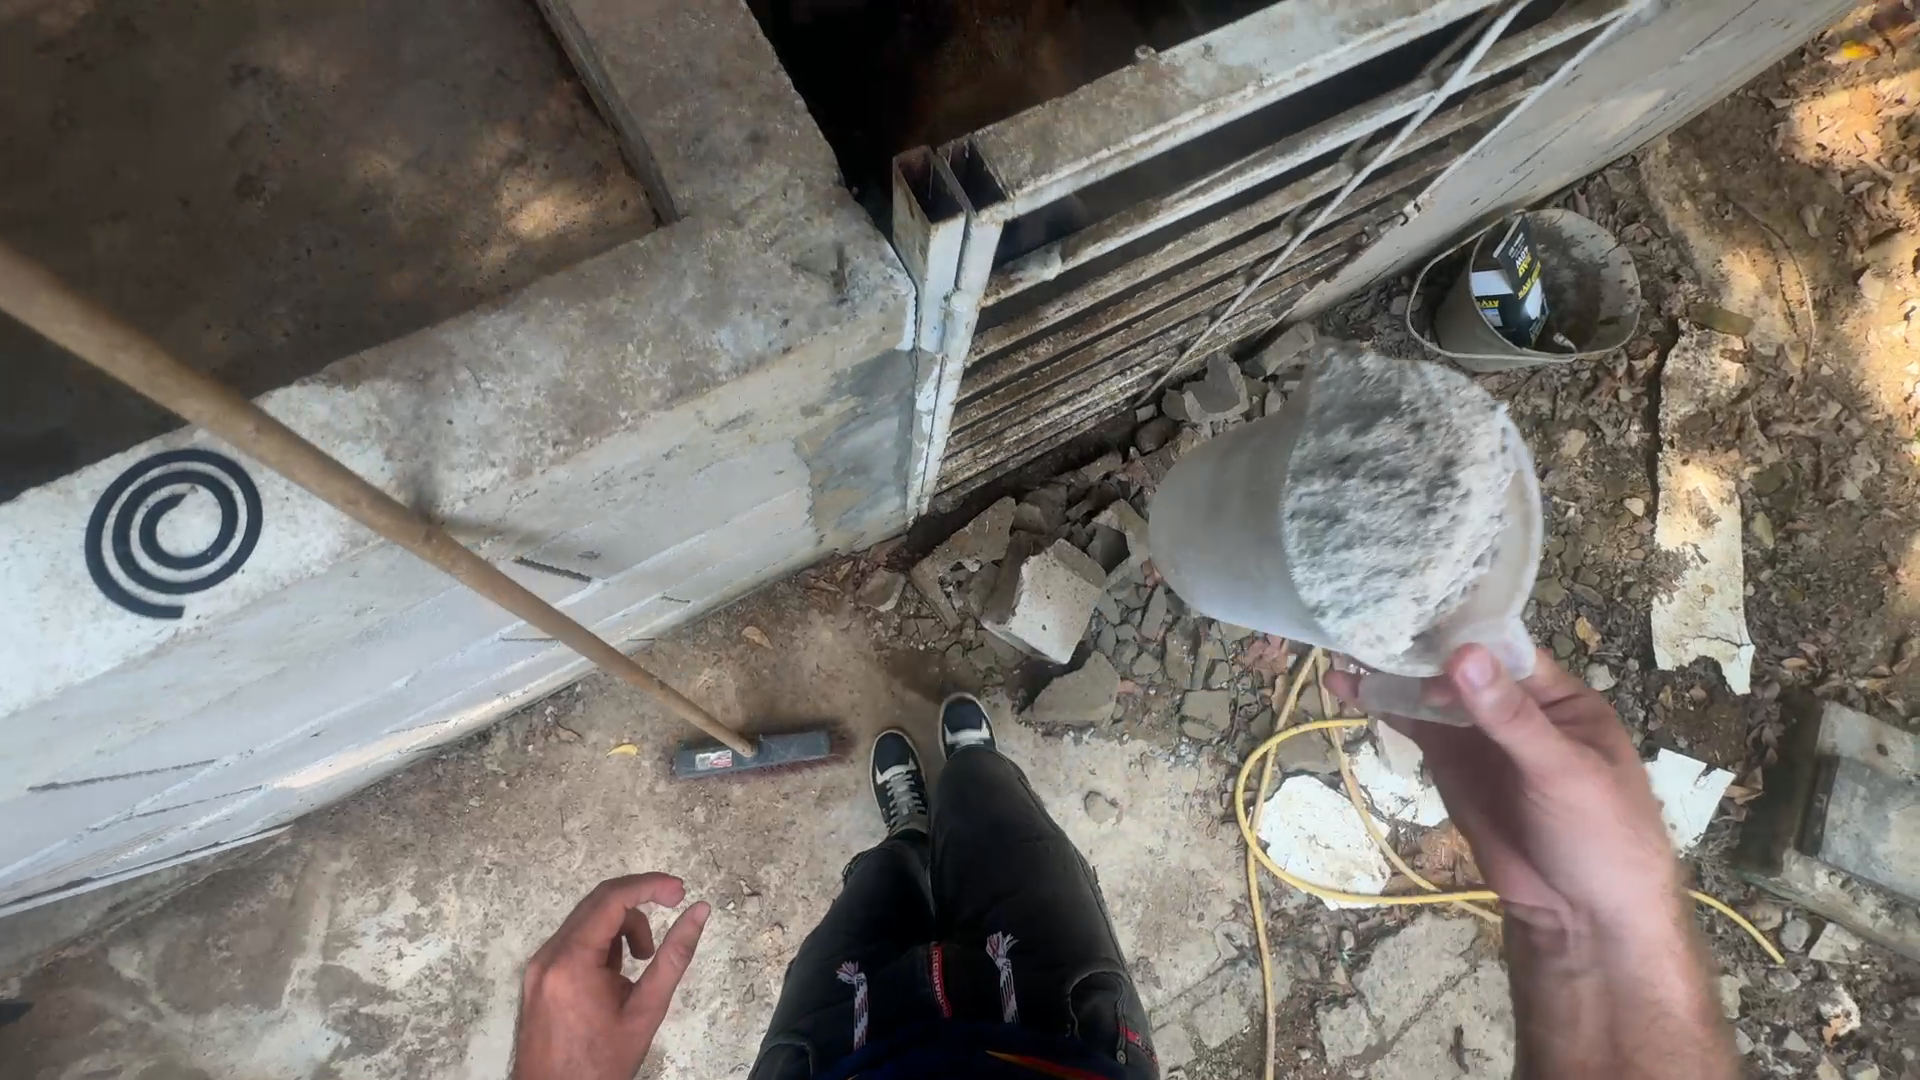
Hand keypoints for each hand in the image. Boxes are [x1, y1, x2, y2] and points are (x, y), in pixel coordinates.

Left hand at [512, 874, 710, 1079]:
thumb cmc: (601, 1063)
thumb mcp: (646, 1010)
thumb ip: (675, 956)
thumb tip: (700, 910)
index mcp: (571, 961)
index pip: (612, 898)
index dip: (650, 885)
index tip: (681, 892)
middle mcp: (548, 955)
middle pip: (599, 901)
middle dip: (641, 899)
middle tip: (675, 905)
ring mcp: (539, 966)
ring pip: (588, 918)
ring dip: (623, 924)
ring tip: (644, 957)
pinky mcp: (539, 977)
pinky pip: (576, 939)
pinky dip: (605, 940)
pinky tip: (619, 970)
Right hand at [1326, 645, 1677, 939]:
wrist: (1578, 915)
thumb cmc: (1600, 837)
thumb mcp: (1562, 772)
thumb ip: (1509, 715)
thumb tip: (1462, 654)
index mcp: (1556, 697)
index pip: (1500, 649)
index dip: (1456, 632)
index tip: (1408, 610)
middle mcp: (1512, 704)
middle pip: (1455, 665)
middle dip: (1411, 647)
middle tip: (1359, 621)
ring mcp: (1475, 731)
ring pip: (1425, 690)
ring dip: (1385, 671)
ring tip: (1339, 649)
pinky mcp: (1446, 756)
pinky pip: (1409, 721)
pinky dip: (1378, 703)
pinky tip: (1344, 687)